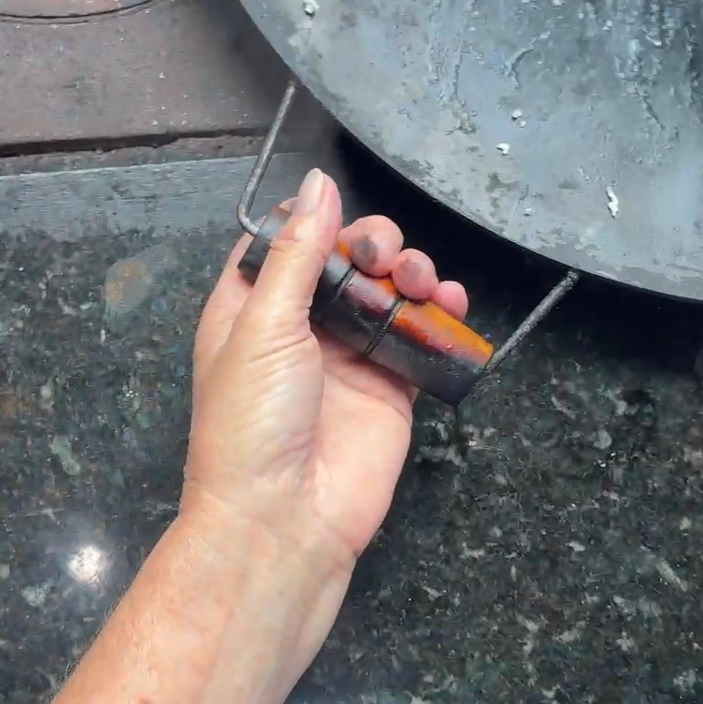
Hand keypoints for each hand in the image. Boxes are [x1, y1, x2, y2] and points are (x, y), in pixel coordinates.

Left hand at [183, 169, 469, 574]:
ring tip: (422, 279)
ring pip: (388, 293)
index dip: (312, 221)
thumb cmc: (255, 421)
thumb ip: (298, 254)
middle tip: (386, 256)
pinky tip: (450, 299)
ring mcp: (349, 357)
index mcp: (252, 309)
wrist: (286, 519)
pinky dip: (439, 314)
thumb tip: (317, 184)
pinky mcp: (390, 386)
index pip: (283, 243)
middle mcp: (301, 328)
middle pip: (345, 261)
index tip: (338, 212)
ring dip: (411, 273)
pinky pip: (419, 337)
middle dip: (372, 244)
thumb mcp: (263, 327)